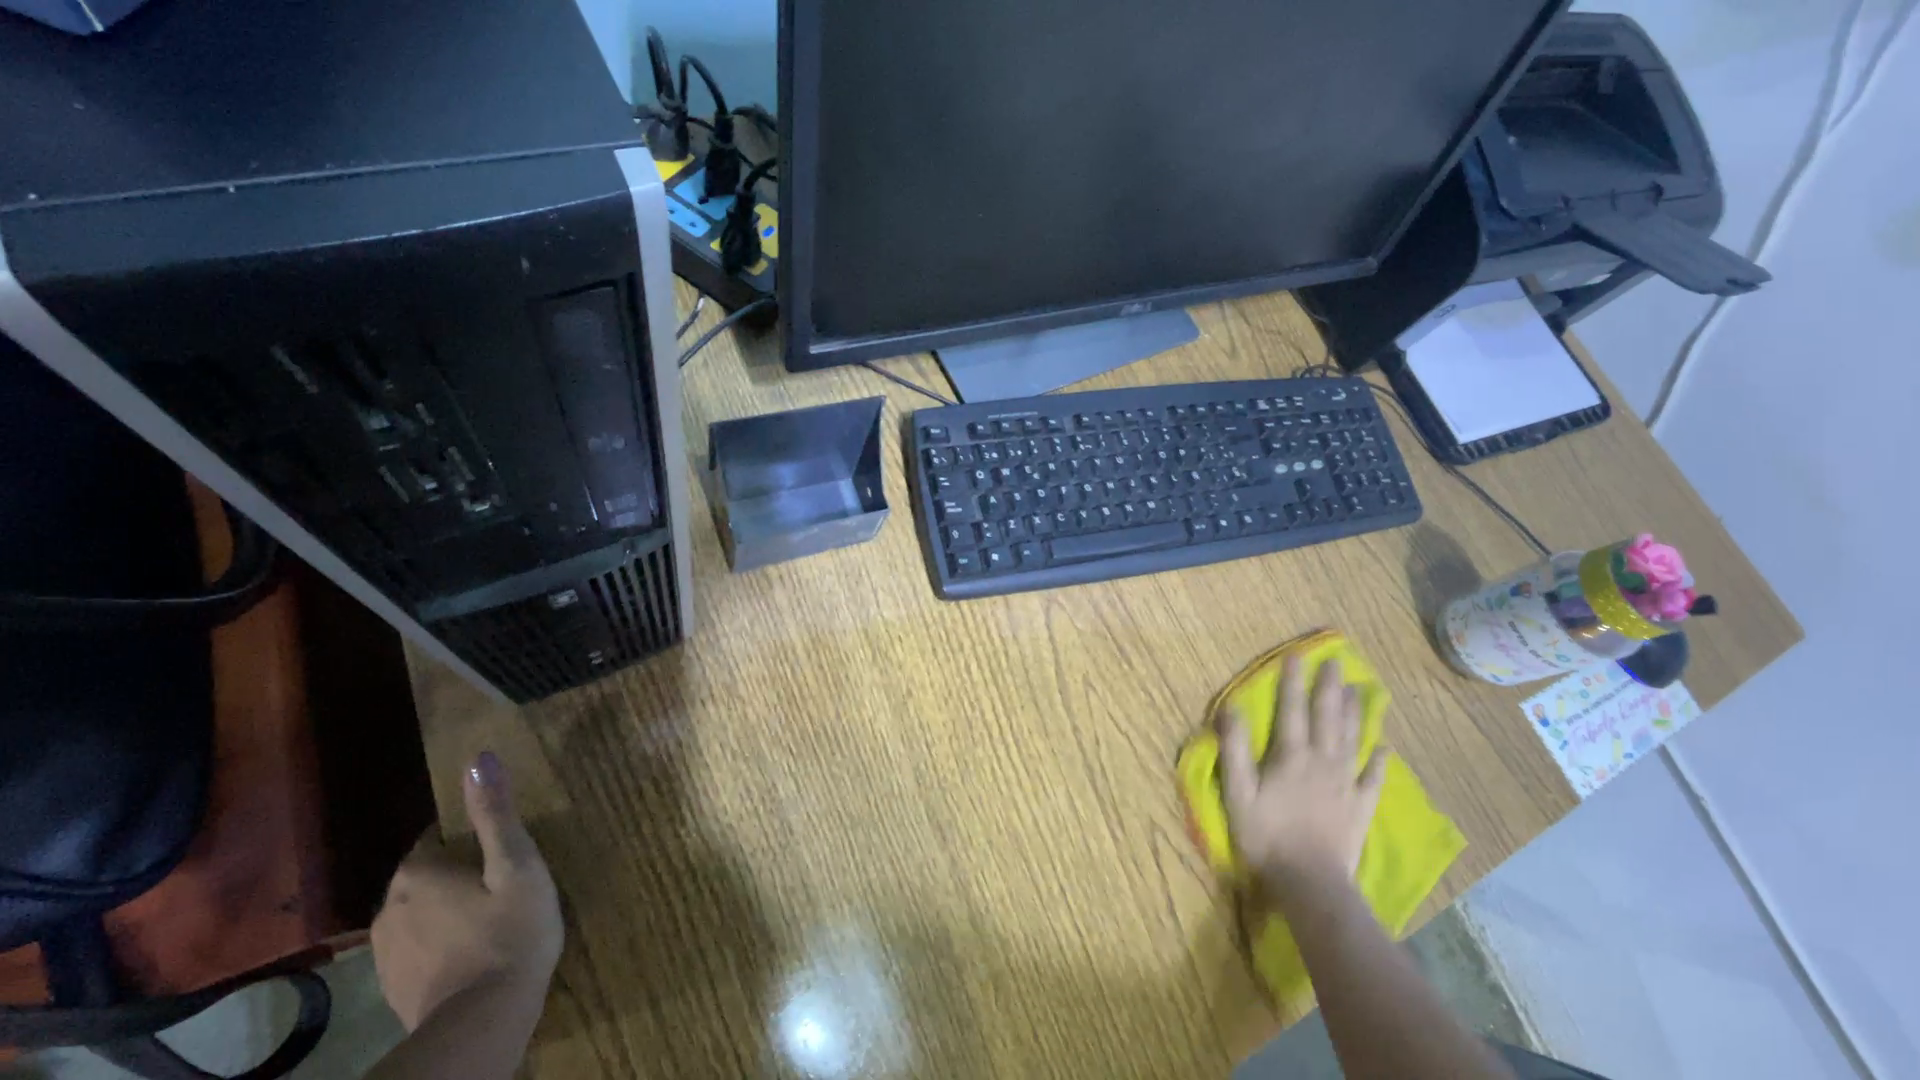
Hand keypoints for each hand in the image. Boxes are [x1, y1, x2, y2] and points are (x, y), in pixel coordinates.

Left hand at [371, 752, 562, 1031]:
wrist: (481, 1021)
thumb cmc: (509, 934)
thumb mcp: (518, 866)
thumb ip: (496, 813)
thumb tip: (479, 757)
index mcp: (419, 869)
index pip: (439, 835)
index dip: (474, 841)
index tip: (503, 857)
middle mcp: (390, 901)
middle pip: (429, 873)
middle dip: (459, 876)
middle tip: (503, 891)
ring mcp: (384, 946)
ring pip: (420, 911)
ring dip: (446, 912)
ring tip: (489, 926)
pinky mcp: (389, 982)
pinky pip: (416, 947)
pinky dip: (438, 946)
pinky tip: (469, 957)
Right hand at [1220, 656, 1385, 902]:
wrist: (1311, 881)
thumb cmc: (1266, 837)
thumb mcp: (1238, 794)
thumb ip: (1234, 751)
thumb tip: (1230, 710)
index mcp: (1290, 756)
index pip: (1291, 709)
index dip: (1292, 682)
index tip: (1297, 655)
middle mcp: (1321, 761)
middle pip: (1327, 716)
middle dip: (1329, 687)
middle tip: (1336, 662)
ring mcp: (1345, 783)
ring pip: (1351, 738)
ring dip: (1354, 712)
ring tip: (1358, 689)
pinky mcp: (1360, 806)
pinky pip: (1372, 777)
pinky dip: (1379, 760)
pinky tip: (1384, 747)